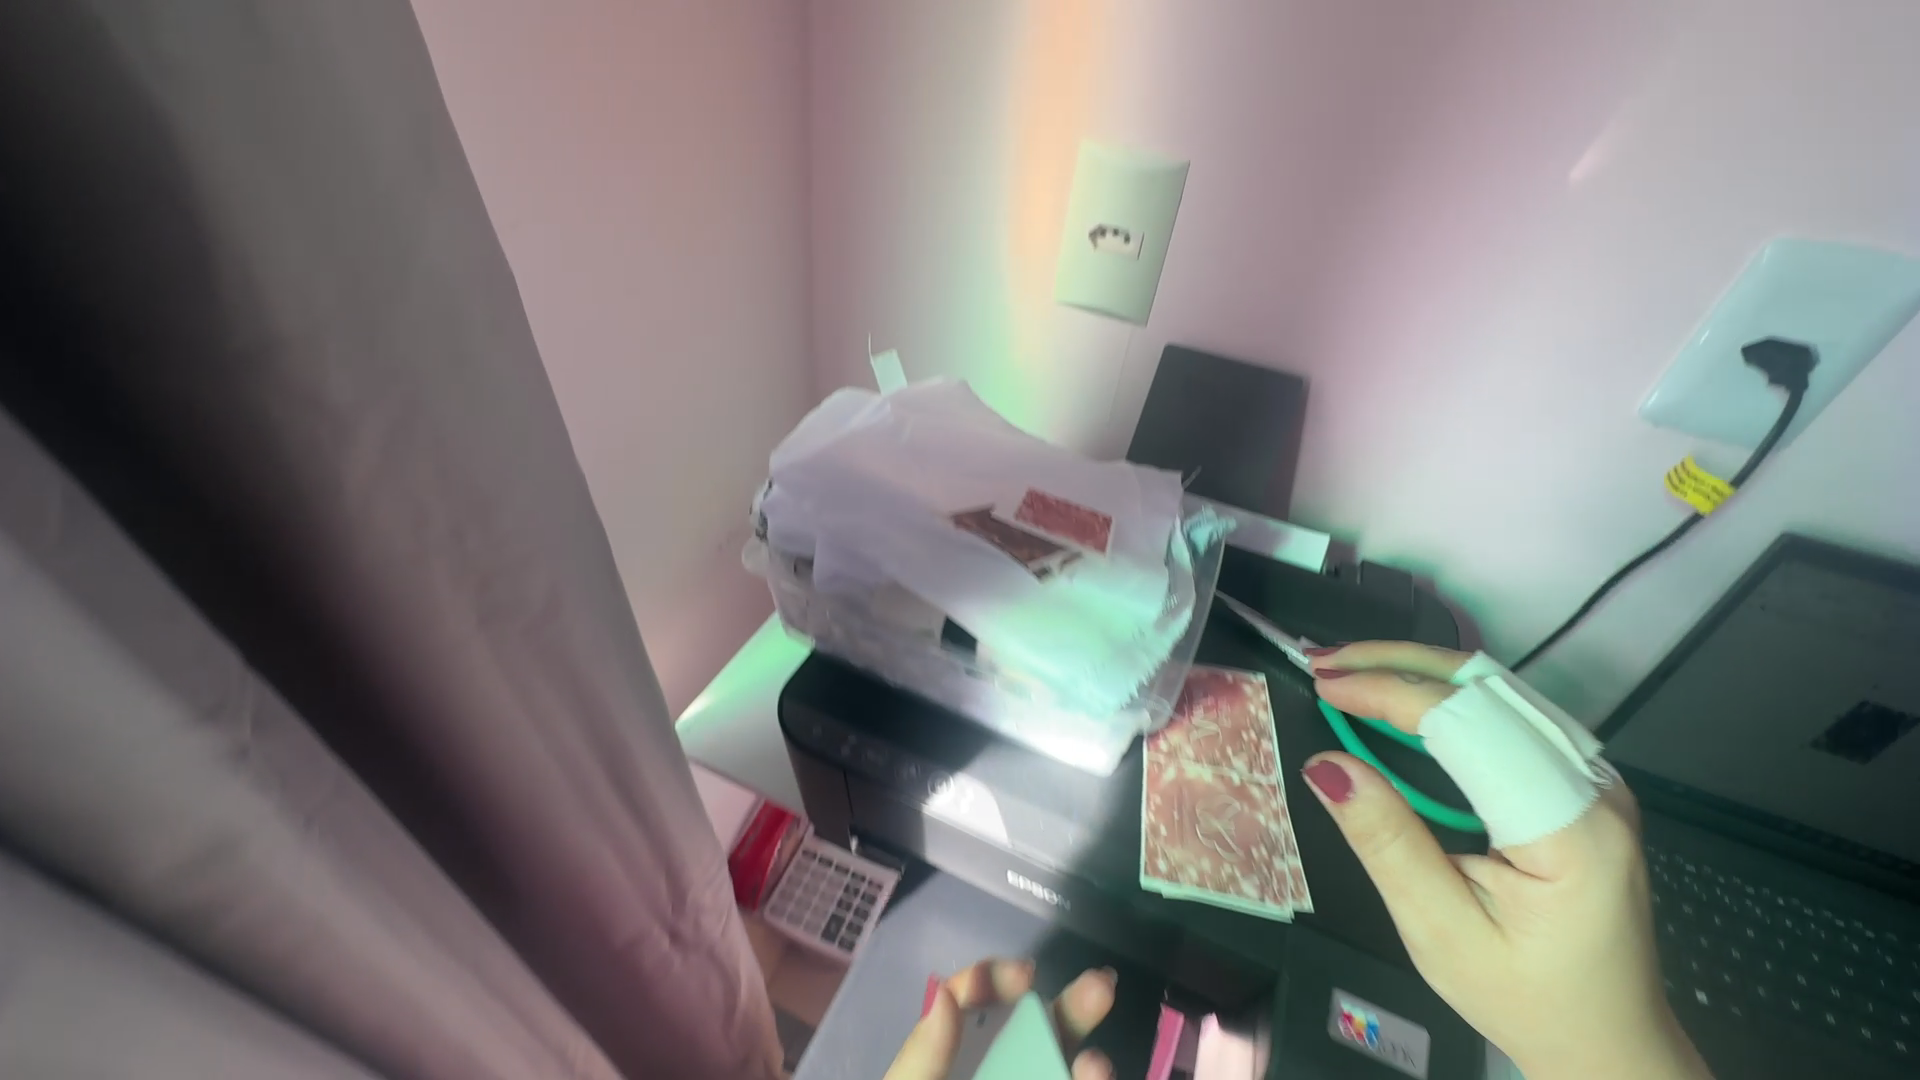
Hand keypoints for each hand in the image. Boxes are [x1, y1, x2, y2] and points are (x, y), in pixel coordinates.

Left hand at [882, 957, 1117, 1079]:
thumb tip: (944, 994)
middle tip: (1101, 986)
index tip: (1026, 974)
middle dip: (1071, 1007)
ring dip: (1088, 1061)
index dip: (995, 980)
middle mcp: (993, 1068)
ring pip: (1062, 1070)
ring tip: (1097, 1065)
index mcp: (951, 1054)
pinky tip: (1096, 1076)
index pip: (972, 1000)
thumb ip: (922, 1056)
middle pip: (1034, 1034)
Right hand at [1302, 642, 1711, 1079]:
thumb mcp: (1440, 932)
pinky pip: (1499, 712)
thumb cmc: (1525, 997)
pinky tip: (1394, 692)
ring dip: (1413, 668)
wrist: (1609, 1042)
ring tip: (1344, 668)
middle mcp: (1591, 785)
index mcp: (1569, 828)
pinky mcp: (1569, 779)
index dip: (1390, 692)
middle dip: (1396, 661)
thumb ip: (1386, 843)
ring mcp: (1587, 777)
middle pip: (1487, 688)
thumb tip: (1326, 766)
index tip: (1322, 684)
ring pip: (1494, 689)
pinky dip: (1436, 691)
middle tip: (1321, 661)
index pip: (1467, 726)